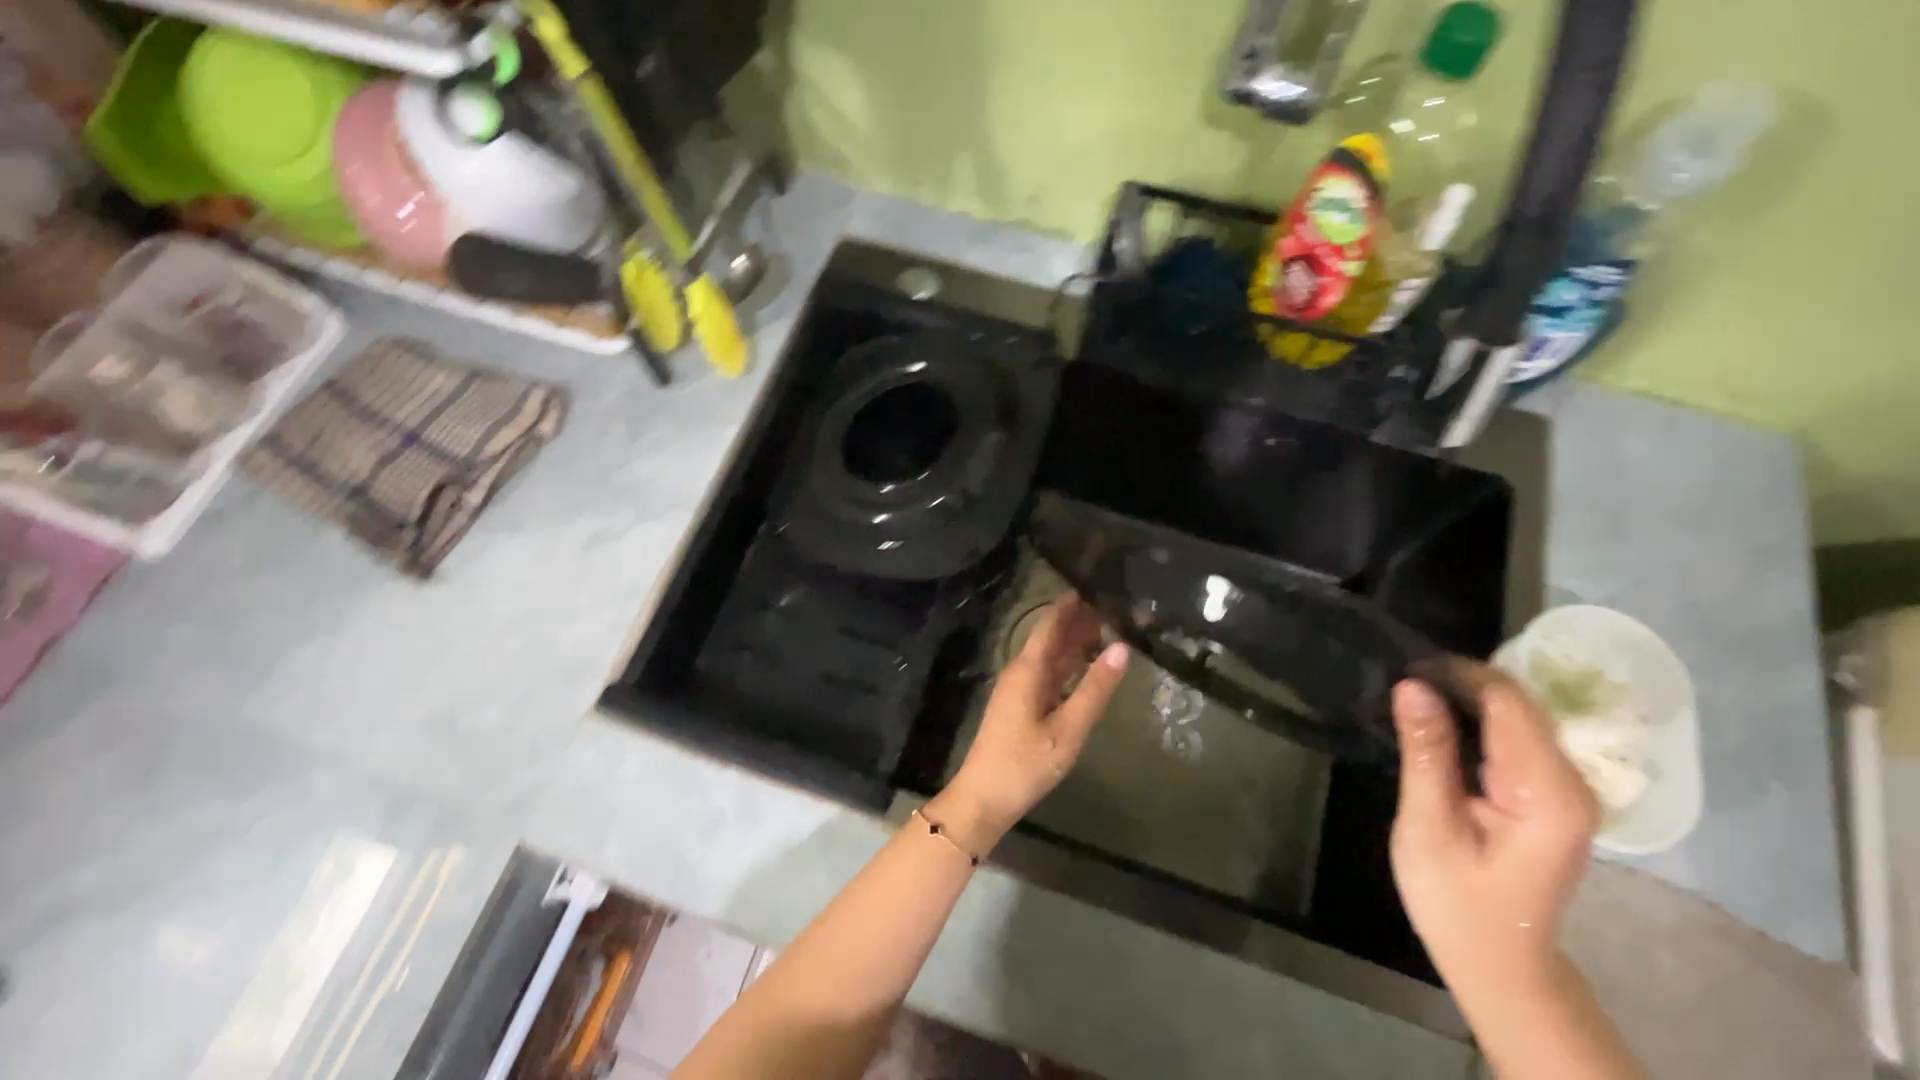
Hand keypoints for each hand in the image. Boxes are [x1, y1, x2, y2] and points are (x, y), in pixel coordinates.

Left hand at [933, 594, 1128, 852]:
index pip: (1052, 623)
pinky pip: (1048, 674)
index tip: (1099, 584)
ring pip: (1051, 656)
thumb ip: (1095, 689)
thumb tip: (1122, 647)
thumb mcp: (1069, 729)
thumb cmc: (1025, 764)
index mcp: (1029, 669)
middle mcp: (1021, 671)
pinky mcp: (1021, 706)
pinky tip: (1087, 668)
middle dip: (1081, 620)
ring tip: (1110, 630)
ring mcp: (1019, 689)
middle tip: (1117, 606)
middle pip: (1052, 636)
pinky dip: (1069, 665)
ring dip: (1076, 642)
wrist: (984, 798)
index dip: (1074, 603)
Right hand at [1389, 664, 1599, 997]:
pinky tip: (1441, 727)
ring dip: (1469, 702)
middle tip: (1401, 680)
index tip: (1405, 664)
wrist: (1499, 963)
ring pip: (1520, 718)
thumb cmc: (1456, 902)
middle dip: (1462, 684)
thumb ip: (1426, 753)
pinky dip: (1480, 725)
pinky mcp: (1554, 796)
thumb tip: (1412, 685)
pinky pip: (1519, 740)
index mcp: (1547, 792)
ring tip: (1413, 697)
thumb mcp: (1428, 827)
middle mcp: (1572, 782)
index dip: (1459, 674)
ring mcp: (1568, 789)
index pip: (1509, 703)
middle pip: (1520, 705)